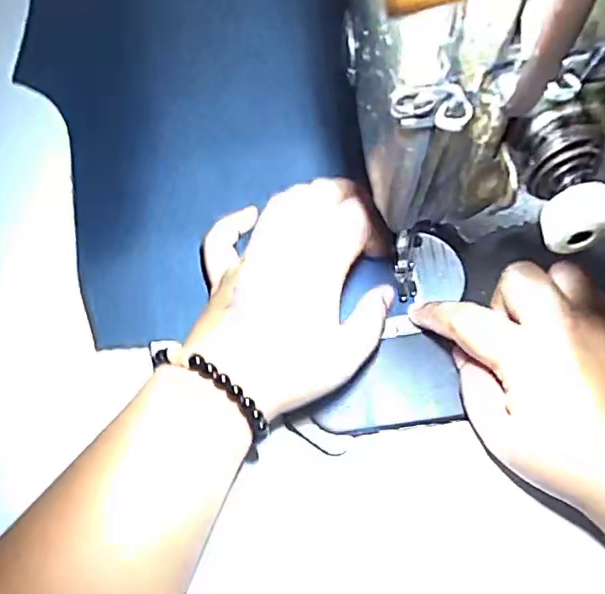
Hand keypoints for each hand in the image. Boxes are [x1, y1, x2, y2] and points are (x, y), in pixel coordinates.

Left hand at [177, 180, 393, 422]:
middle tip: (361, 213)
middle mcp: (285, 249)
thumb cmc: (288, 373)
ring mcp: (250, 256)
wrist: (227, 386)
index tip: (379, 250)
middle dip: (345, 196)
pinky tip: (249, 215)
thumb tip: (382, 296)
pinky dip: (237, 219)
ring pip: (278, 204)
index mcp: (320, 266)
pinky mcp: (222, 272)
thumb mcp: (345, 356)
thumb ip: (370, 320)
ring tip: (322, 207)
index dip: (374, 227)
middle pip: (317, 197)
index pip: (354, 219)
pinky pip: (225, 234)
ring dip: (304, 196)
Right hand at [412, 262, 604, 527]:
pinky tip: (563, 337)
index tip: (424, 315)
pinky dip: (567, 302)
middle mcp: (562, 324)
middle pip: (517, 277)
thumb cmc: (571, 461)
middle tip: (497, 343)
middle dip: (496, 303)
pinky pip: (588, 292)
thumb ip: (475, 390)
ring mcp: (595, 322)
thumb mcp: (502, 437)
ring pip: (557, 273)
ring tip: (533, 333)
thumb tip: (467, 361)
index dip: (438, 315)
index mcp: (526, 352)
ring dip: (536, 295)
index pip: (469, 319)